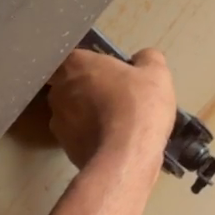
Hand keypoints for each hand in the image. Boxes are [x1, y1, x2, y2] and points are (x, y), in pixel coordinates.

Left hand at [47, 48, 175, 169]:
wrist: (126, 157)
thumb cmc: (138, 106)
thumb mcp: (156, 74)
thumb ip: (147, 59)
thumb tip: (141, 59)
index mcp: (76, 64)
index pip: (75, 57)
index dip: (92, 65)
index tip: (110, 73)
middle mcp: (59, 90)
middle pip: (72, 85)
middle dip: (90, 90)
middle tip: (116, 97)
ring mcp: (57, 121)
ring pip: (73, 112)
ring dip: (89, 115)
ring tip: (116, 124)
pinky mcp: (64, 148)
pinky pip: (78, 136)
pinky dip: (91, 137)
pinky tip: (112, 143)